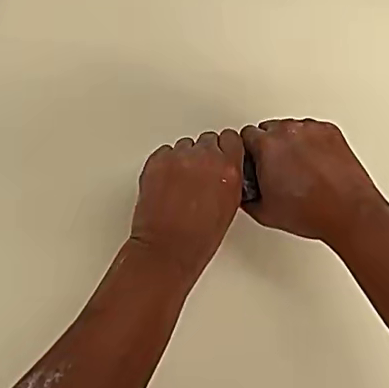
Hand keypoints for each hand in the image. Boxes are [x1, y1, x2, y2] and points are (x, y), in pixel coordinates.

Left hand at [129, 130, 244, 279]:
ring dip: (185, 158)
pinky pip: (165, 152)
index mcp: (228, 168)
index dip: (225, 147)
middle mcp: (205, 158)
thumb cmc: (197, 238)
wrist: (167, 250)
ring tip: (181, 182)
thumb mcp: (230, 205)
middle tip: (199, 174)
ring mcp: (180, 158)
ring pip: (186, 145)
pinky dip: (166, 163)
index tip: (221, 154)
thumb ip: (230, 177)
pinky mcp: (157, 161)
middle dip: (204, 154)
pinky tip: (168, 182)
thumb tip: (225, 166)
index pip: (231, 138)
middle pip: (208, 139)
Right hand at [240, 118, 388, 246]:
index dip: (249, 151)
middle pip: (268, 128)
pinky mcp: (329, 131)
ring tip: (300, 168)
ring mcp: (310, 129)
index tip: (254, 161)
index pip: (246, 135)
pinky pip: (313, 130)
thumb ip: (245, 193)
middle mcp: (288, 131)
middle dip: (269, 146)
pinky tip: (315, 163)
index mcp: (267, 146)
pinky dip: (312, 142)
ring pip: (291, 128)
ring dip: (291, 142)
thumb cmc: (312, 212)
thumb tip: (244, 190)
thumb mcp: (264, 212)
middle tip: (277, 168)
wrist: (348, 212)